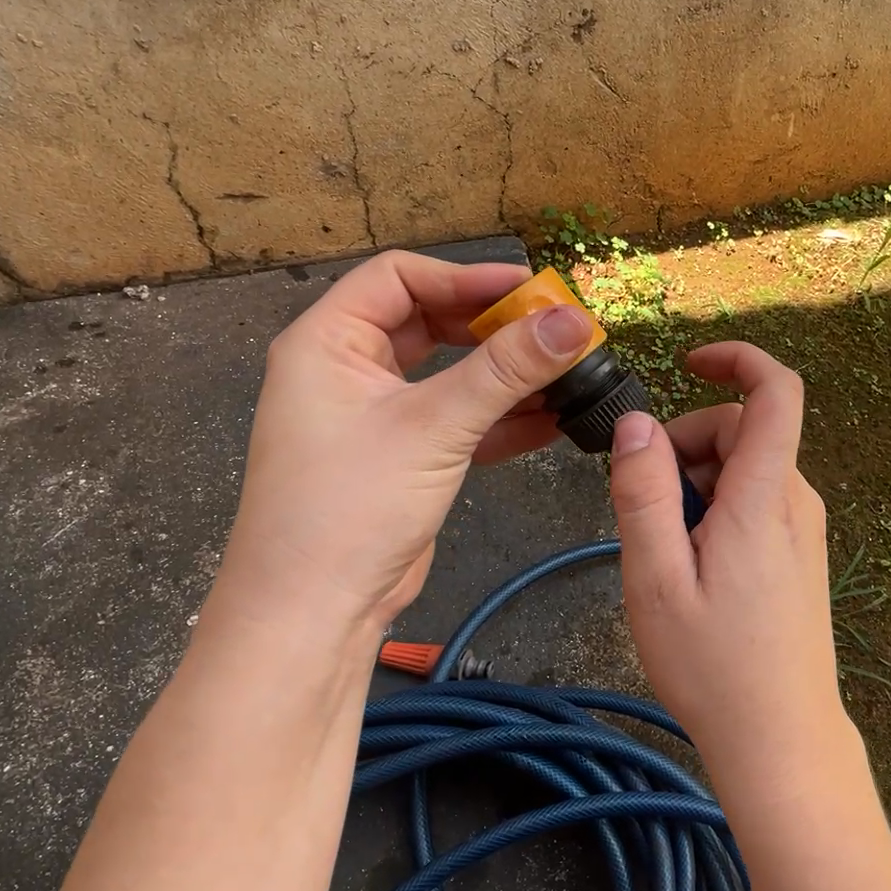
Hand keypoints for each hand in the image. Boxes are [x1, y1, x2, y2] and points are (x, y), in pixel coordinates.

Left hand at [219, 250, 594, 626]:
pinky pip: (462, 419)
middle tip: (558, 331)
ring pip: (454, 374)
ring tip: (570, 373)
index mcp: (328, 342)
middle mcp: (351, 369)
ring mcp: (381, 416)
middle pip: (434, 323)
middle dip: (497, 327)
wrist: (314, 613)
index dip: (468, 277)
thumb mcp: (435, 426)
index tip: (534, 291)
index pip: (401, 278)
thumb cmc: (351, 505)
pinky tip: (555, 420)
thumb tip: (575, 321)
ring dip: (509, 375)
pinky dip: (504, 418)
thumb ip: (507, 369)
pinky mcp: (408, 456)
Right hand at [606, 343, 841, 773]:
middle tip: (649, 514)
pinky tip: (695, 568)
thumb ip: (644, 494)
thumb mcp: (656, 580)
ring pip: (744, 469)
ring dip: (697, 486)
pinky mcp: (802, 553)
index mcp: (765, 498)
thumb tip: (636, 424)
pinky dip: (717, 510)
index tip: (690, 362)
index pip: (777, 391)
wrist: (783, 739)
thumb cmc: (714, 667)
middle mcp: (797, 501)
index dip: (739, 359)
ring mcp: (805, 528)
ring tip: (669, 555)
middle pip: (742, 432)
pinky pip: (756, 502)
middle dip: (687, 447)